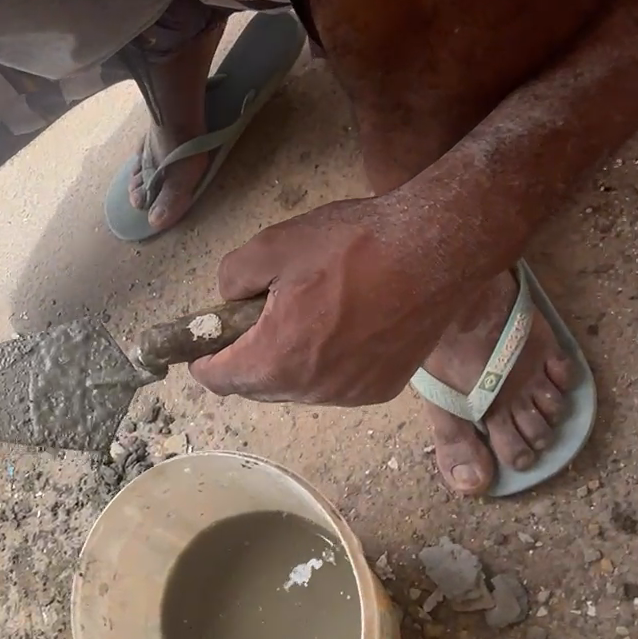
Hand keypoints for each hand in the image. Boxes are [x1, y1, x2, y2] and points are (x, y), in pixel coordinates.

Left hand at [188, 193, 485, 404]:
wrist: (439, 248)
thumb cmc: (352, 244)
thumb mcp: (272, 247)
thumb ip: (231, 278)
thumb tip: (227, 300)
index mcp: (276, 359)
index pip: (218, 380)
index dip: (201, 363)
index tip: (199, 348)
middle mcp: (311, 389)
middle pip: (255, 387)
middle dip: (242, 361)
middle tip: (248, 323)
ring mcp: (349, 394)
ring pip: (294, 388)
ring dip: (283, 364)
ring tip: (298, 319)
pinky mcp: (380, 389)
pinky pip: (332, 385)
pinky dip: (321, 365)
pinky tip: (337, 328)